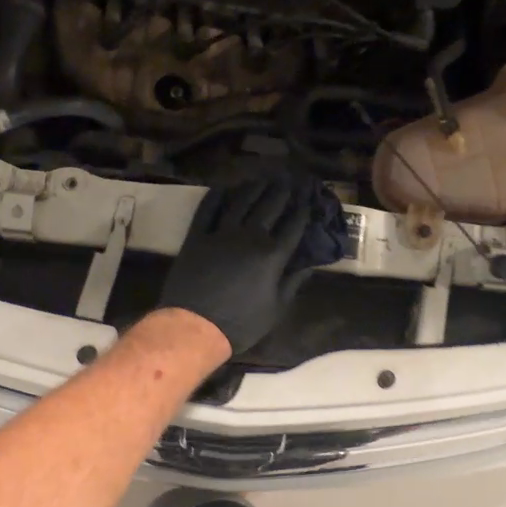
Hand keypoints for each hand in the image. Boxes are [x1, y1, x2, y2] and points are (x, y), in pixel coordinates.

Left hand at [158, 175, 315, 356]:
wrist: (195, 326)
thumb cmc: (240, 324)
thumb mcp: (276, 309)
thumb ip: (293, 283)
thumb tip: (310, 265)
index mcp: (272, 256)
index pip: (293, 227)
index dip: (303, 211)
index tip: (308, 200)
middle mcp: (250, 237)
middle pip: (269, 207)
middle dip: (281, 193)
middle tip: (287, 181)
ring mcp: (221, 233)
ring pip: (240, 202)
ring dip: (253, 189)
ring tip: (261, 180)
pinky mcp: (197, 237)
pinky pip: (208, 209)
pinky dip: (216, 196)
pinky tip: (224, 188)